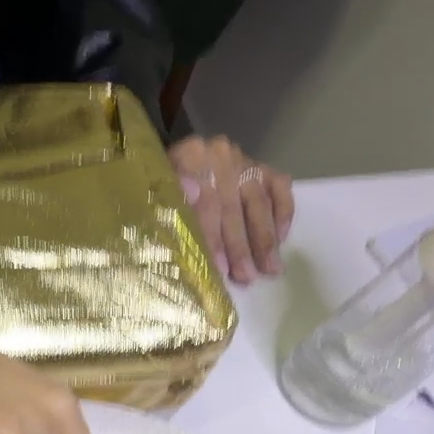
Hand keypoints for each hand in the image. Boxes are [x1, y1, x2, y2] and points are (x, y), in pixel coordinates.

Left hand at [168, 135, 293, 286]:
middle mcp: (218, 156)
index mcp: (188, 158)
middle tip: (246, 277)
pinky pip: (279, 186)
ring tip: (270, 268)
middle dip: (240, 247)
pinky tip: (282, 240)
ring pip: (258, 200)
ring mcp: (241, 160)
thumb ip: (168, 202)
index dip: (213, 239)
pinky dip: (283, 213)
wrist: (167, 167)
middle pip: (232, 206)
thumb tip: (190, 194)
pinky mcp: (259, 165)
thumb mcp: (151, 198)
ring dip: (264, 238)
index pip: (205, 204)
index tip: (220, 268)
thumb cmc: (155, 194)